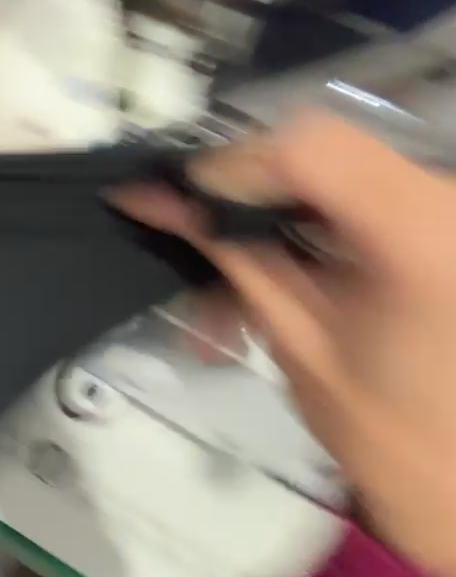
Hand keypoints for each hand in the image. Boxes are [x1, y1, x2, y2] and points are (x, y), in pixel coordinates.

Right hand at [113, 113, 455, 576]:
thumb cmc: (390, 430)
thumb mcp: (294, 334)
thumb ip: (230, 252)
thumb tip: (151, 197)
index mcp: (428, 237)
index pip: (310, 146)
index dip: (232, 167)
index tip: (179, 209)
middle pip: (319, 157)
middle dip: (239, 202)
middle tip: (190, 255)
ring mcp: (455, 218)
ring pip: (330, 183)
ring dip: (262, 230)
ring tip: (223, 305)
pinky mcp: (446, 234)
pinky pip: (358, 209)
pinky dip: (302, 240)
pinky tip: (270, 296)